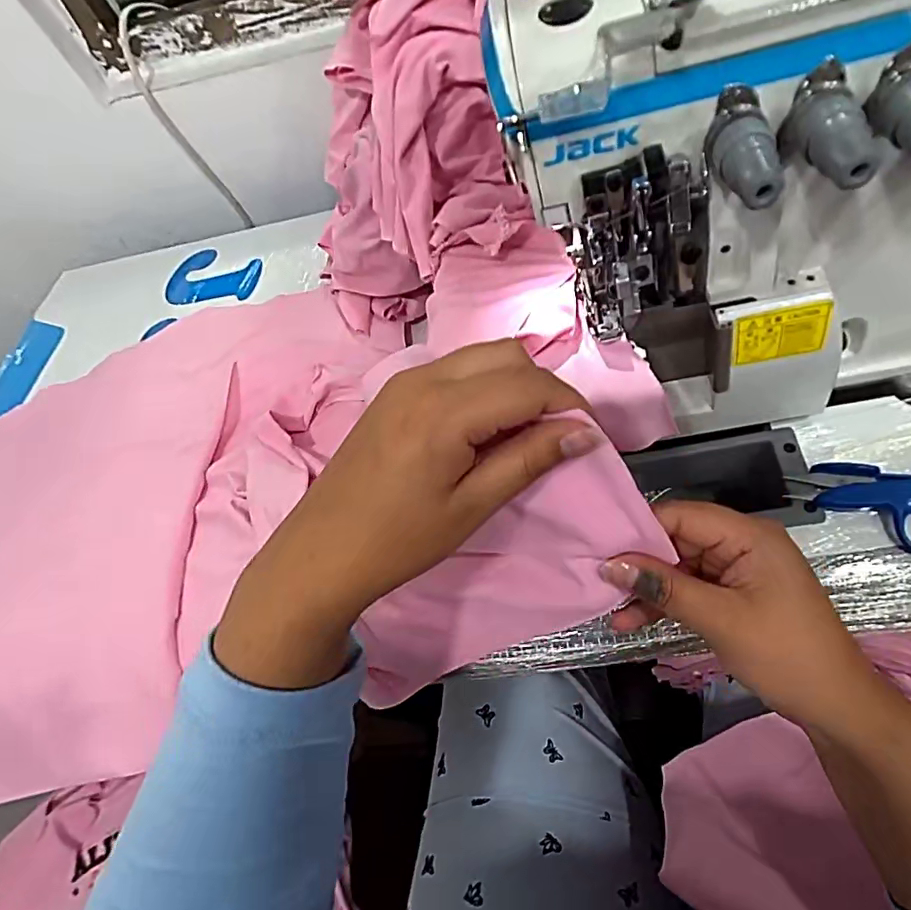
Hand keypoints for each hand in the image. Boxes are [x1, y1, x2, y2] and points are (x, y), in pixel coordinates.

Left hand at [216, 340, 600, 687]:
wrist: (321, 553)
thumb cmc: (399, 540)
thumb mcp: (472, 505)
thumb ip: (529, 459)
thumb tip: (582, 433)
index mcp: (444, 411)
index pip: (528, 384)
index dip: (568, 405)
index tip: (589, 435)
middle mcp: (424, 379)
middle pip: (509, 356)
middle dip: (544, 388)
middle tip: (558, 434)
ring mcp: (405, 380)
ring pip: (483, 357)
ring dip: (516, 384)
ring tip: (526, 433)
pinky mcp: (396, 391)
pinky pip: (457, 370)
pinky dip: (487, 386)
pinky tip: (487, 428)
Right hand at [600, 501, 877, 727]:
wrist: (836, 705)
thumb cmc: (786, 655)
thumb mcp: (720, 620)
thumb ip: (665, 588)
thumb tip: (613, 565)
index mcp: (749, 535)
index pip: (682, 515)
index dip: (640, 529)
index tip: (601, 549)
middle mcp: (743, 543)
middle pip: (679, 539)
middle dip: (641, 563)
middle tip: (600, 583)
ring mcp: (740, 570)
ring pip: (681, 567)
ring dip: (651, 589)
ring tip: (614, 611)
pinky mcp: (737, 594)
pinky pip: (694, 588)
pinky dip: (669, 603)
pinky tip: (637, 619)